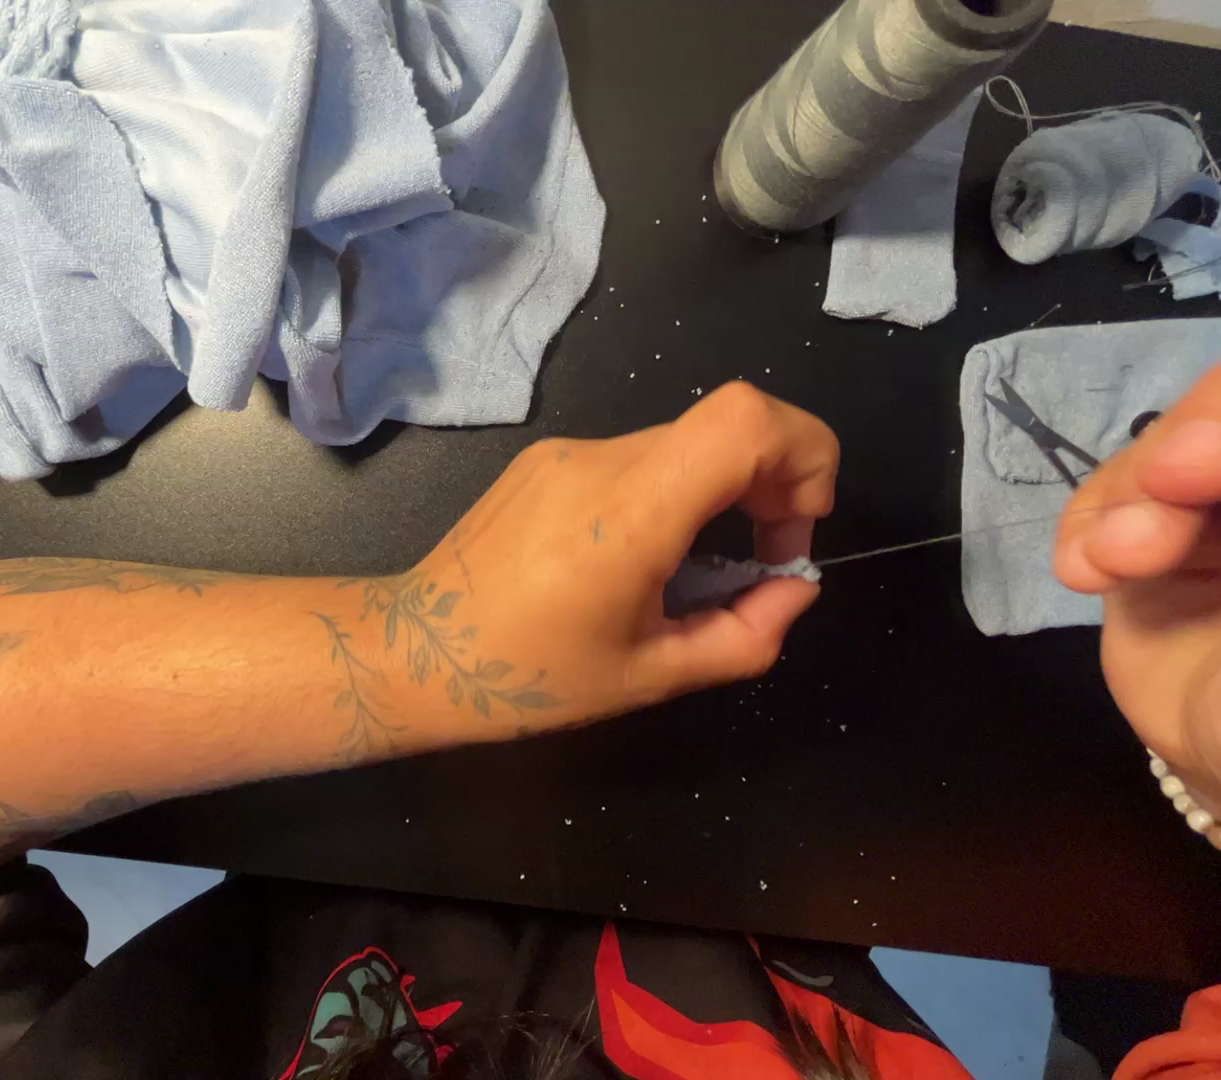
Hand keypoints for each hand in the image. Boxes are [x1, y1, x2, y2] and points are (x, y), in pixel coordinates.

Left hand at [407, 382, 837, 731]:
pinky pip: (632, 458)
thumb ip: (747, 635)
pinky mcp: (541, 459)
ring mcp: (563, 451)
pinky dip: (666, 494)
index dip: (803, 452)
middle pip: (720, 427)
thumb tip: (795, 586)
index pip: (744, 418)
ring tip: (689, 568)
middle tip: (758, 559)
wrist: (417, 650)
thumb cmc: (531, 678)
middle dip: (769, 484)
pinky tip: (633, 556)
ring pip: (678, 445)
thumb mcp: (653, 677)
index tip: (793, 525)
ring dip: (715, 494)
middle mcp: (596, 460)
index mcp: (628, 514)